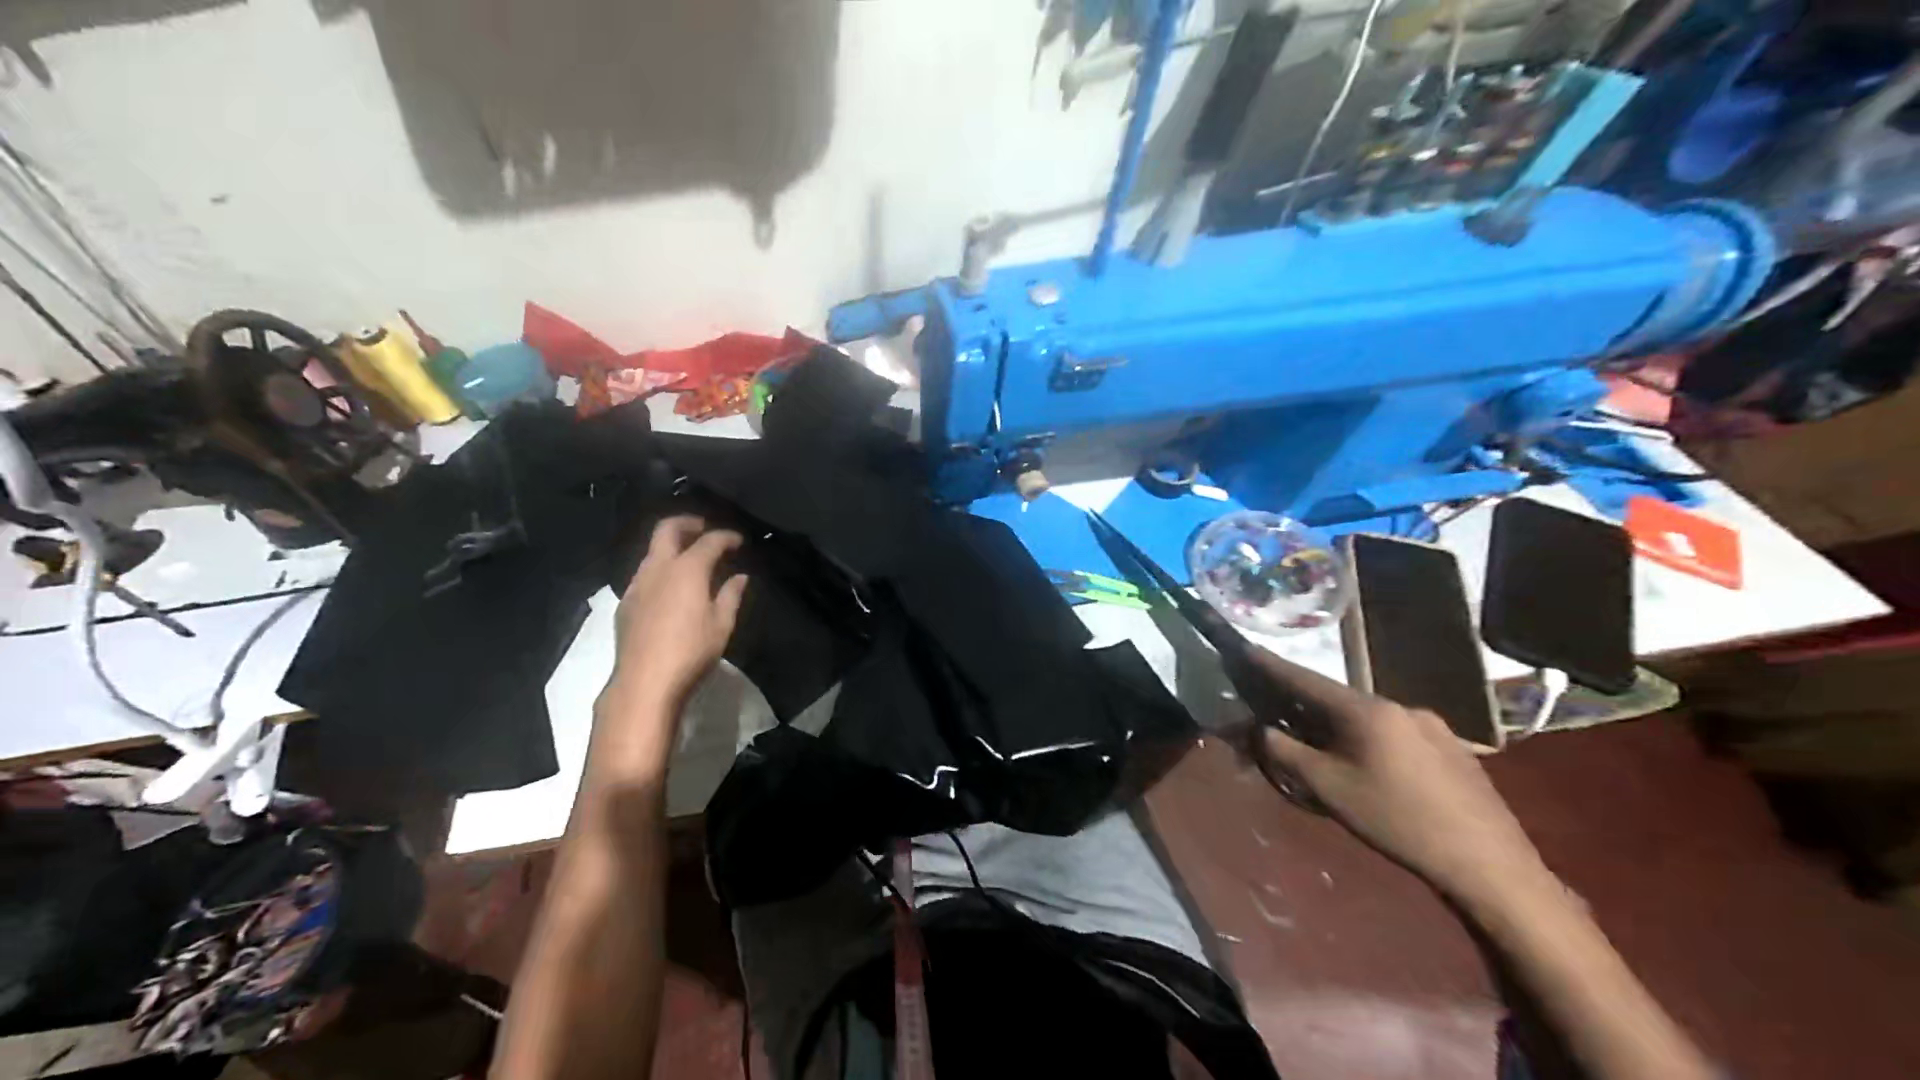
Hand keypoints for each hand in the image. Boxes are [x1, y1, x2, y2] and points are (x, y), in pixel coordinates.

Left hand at [608, 516, 747, 711]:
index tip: (739, 541)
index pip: (709, 541)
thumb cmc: (691, 651)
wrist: (645, 682)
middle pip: (667, 529)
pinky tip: (671, 588)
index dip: (726, 537)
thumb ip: (731, 596)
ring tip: (689, 558)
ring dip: (671, 546)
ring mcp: (637, 585)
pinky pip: (644, 574)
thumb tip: (740, 578)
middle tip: (704, 529)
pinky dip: (660, 569)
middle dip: (687, 523)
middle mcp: (658, 569)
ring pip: (652, 551)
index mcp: (687, 569)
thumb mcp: (722, 624)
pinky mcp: (626, 603)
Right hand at [1241, 649, 1551, 908]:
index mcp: (1367, 710)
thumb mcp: (1328, 788)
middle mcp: (1400, 705)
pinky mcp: (1453, 748)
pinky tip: (1375, 773)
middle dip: (1306, 707)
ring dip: (1341, 729)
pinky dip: (1372, 742)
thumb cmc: (1398, 821)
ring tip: (1329, 756)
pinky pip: (1396, 734)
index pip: (1306, 680)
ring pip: (1369, 718)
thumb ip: (1286, 753)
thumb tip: (1260, 730)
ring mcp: (1432, 725)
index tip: (1246, 648)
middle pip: (1337, 699)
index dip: (1271, 666)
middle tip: (1282, 721)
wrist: (1489, 864)